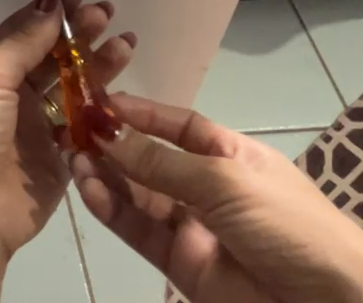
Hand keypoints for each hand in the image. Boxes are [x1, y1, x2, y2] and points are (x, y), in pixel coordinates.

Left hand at [0, 0, 135, 302]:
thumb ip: (21, 41)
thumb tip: (49, 0)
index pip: (25, 28)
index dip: (52, 9)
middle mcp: (14, 90)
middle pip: (54, 54)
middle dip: (81, 32)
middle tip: (110, 12)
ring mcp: (39, 124)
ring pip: (75, 86)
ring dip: (99, 64)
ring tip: (127, 42)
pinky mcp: (61, 157)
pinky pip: (87, 126)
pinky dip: (105, 109)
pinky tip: (126, 91)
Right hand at [72, 94, 362, 302]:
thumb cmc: (294, 229)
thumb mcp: (226, 182)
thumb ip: (160, 162)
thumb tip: (104, 132)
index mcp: (232, 156)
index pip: (176, 125)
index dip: (138, 112)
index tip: (95, 99)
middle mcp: (209, 187)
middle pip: (150, 158)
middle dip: (111, 143)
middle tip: (69, 128)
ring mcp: (195, 227)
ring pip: (137, 194)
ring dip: (104, 174)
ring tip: (73, 158)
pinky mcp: (183, 265)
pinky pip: (139, 230)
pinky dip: (110, 209)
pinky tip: (88, 190)